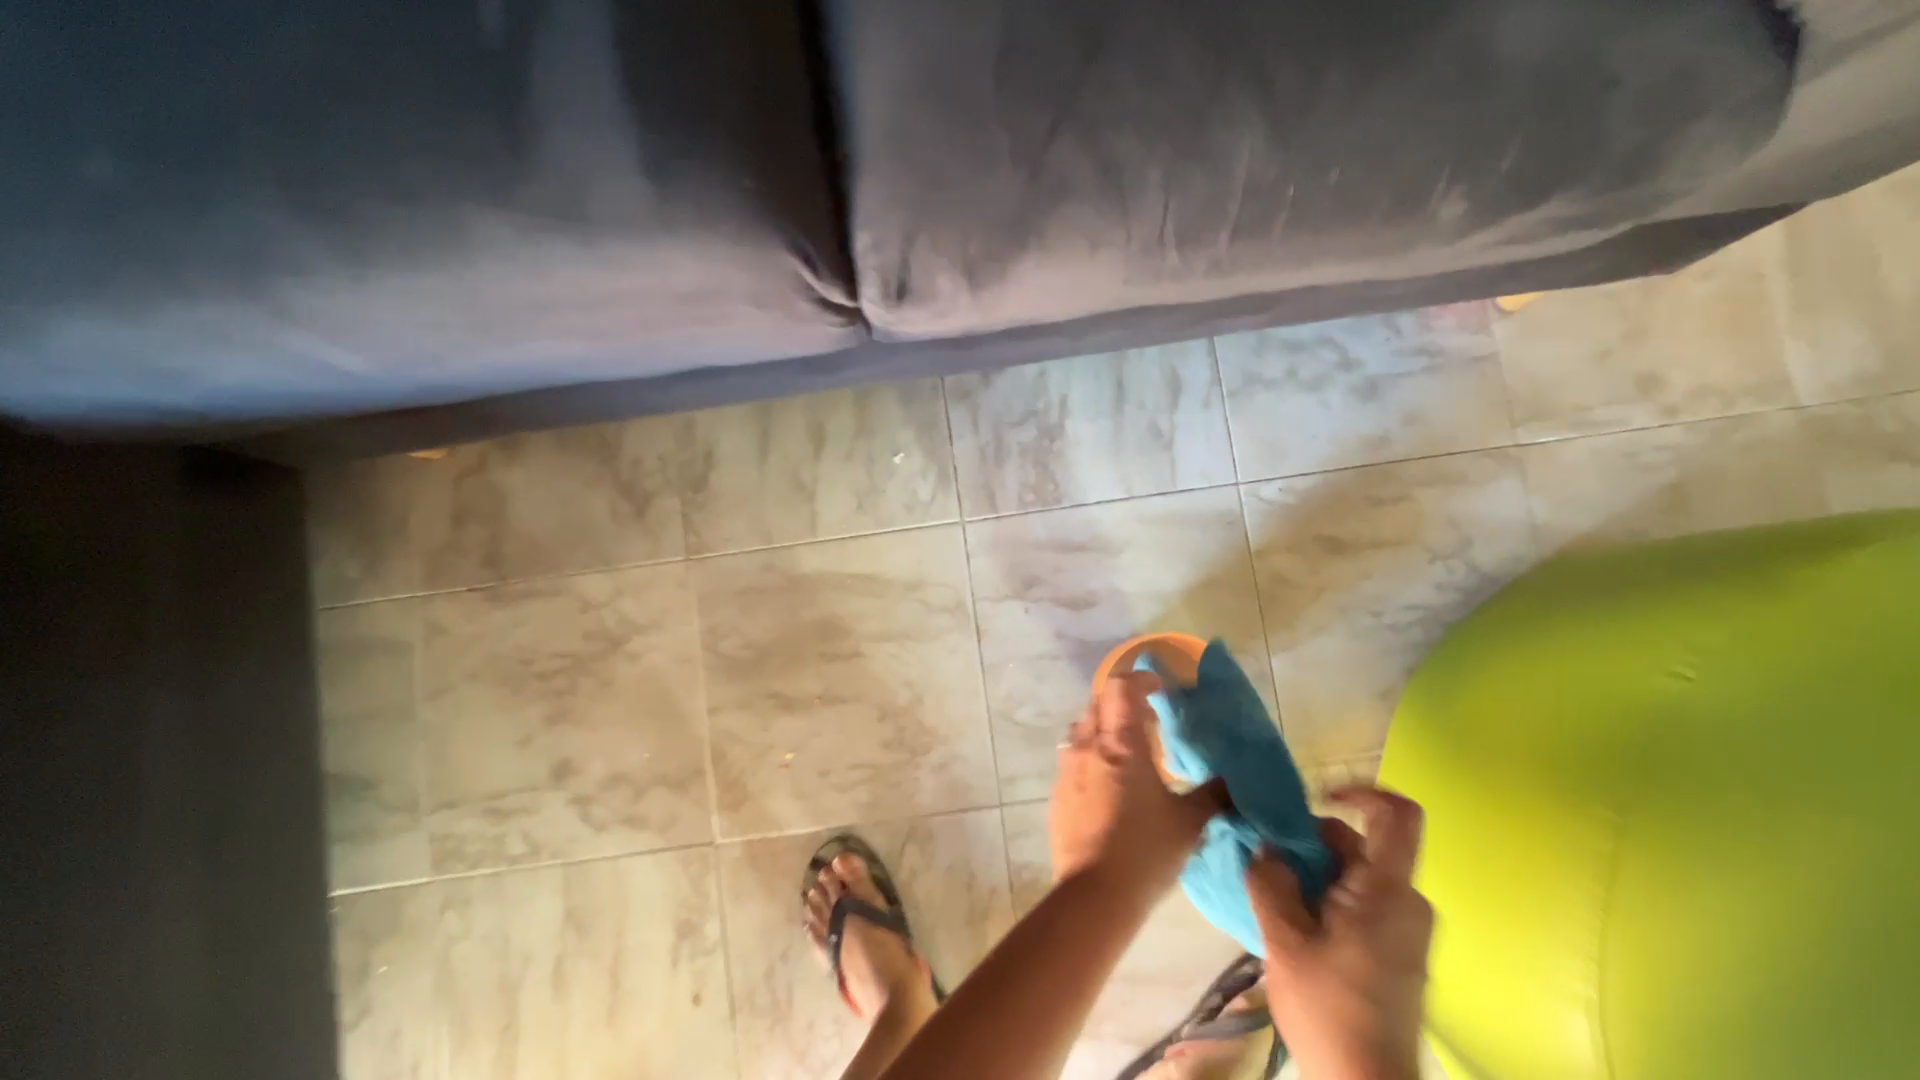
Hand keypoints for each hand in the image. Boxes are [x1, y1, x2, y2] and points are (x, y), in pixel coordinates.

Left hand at [1050, 673, 1225, 897]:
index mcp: (1121, 745)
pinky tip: (1107, 781)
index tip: (1159, 687)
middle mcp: (1088, 747)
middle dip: (1121, 702)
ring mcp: (1067, 770)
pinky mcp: (1057, 794)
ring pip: (1081, 729)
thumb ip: (1211, 796)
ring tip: (1127, 748)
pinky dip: (1089, 755)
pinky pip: (1071, 758)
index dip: (1140, 679)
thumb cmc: (1146, 851)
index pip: (1122, 688)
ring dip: (1102, 727)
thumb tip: (1230, 783)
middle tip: (1148, 719)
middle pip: (1098, 703)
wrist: (1095, 894)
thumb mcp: (1188, 823)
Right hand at [1246, 788, 1432, 1079]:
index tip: (1316, 798)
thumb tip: (1266, 846)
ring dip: (1315, 876)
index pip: (1397, 815)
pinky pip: (1364, 902)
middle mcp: (1407, 902)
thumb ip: (1270, 882)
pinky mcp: (1399, 951)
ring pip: (1357, 875)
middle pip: (1361, 845)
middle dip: (1311, 845)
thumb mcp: (1284, 940)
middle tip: (1268, 867)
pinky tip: (1296, 927)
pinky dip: (1329, 899)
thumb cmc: (1327, 1009)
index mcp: (1386, 891)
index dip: (1362, 791)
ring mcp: (1407, 928)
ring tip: (1275, 902)